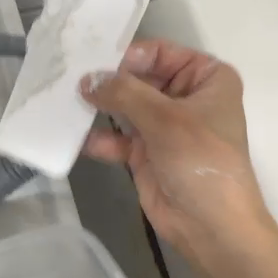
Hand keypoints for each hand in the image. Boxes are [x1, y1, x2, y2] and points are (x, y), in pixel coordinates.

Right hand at [82, 40, 276, 261]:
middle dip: (107, 82)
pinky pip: (117, 138)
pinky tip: (76, 139)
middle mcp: (185, 97)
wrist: (210, 224)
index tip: (93, 61)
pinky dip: (99, 139)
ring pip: (124, 108)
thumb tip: (86, 79)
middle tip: (69, 79)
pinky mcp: (145, 153)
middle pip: (139, 79)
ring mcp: (164, 126)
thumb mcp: (166, 119)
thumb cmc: (200, 160)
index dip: (128, 56)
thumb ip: (124, 94)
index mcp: (206, 78)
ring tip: (67, 104)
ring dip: (99, 108)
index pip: (161, 53)